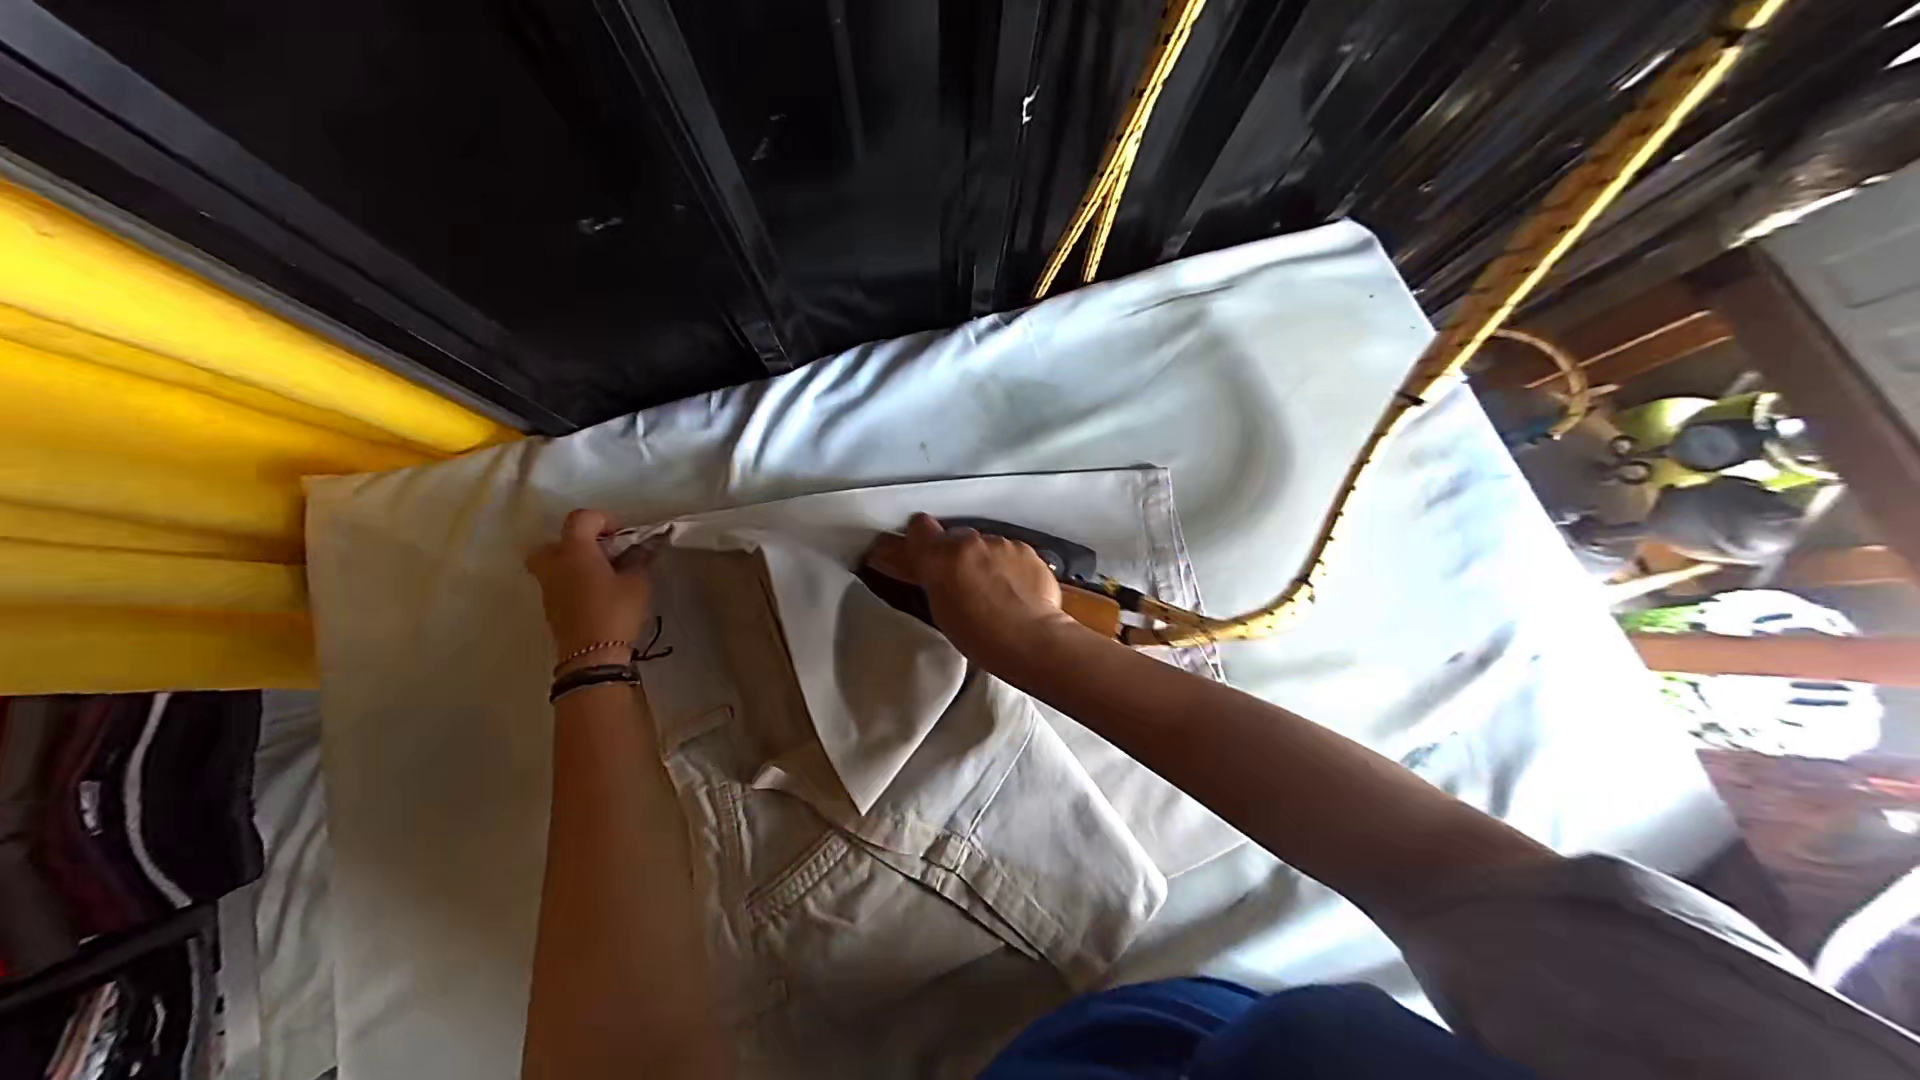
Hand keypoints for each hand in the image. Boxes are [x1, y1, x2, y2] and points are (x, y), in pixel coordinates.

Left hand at [526, 509, 652, 668]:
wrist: (592, 655)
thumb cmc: (616, 611)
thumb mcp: (638, 582)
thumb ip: (640, 559)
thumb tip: (645, 546)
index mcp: (575, 551)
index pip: (581, 517)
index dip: (604, 519)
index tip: (623, 535)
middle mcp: (555, 563)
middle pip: (556, 539)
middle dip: (578, 540)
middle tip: (602, 552)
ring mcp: (548, 586)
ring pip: (553, 561)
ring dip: (574, 561)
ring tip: (601, 573)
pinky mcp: (551, 605)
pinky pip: (557, 581)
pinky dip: (572, 579)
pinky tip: (596, 592)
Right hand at [898, 513, 1078, 665]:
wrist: (1027, 638)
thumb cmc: (982, 635)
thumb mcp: (940, 610)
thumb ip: (936, 580)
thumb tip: (938, 576)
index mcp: (939, 557)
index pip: (920, 527)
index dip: (923, 537)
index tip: (925, 546)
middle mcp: (968, 543)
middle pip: (957, 537)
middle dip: (959, 556)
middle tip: (964, 583)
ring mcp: (999, 545)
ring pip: (987, 545)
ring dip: (988, 562)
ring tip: (994, 594)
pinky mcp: (1025, 550)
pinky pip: (1013, 553)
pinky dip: (1013, 567)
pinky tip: (1015, 592)